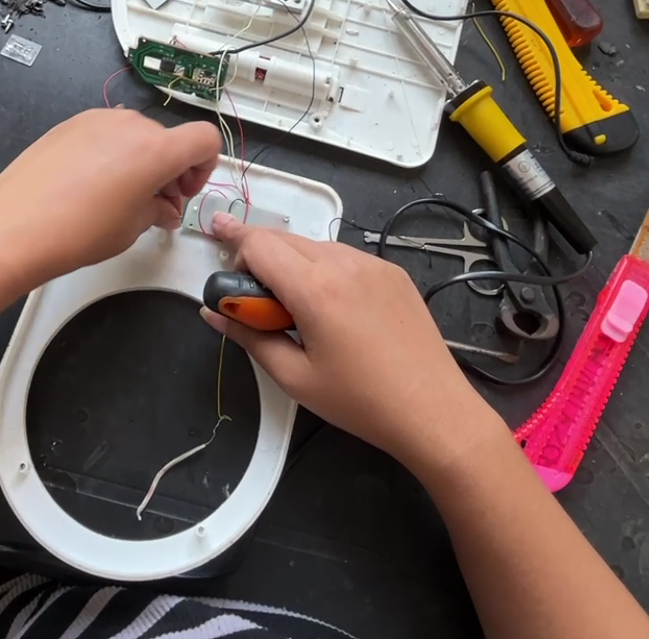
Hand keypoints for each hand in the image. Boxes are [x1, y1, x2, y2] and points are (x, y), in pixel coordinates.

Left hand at [0, 109, 219, 287]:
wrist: (12, 228)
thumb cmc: (76, 231)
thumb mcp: (133, 227)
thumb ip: (159, 209)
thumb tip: (163, 206)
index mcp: (155, 149)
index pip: (205, 139)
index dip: (204, 167)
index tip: (183, 192)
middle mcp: (129, 125)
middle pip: (169, 140)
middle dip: (169, 172)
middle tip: (153, 207)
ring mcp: (96, 120)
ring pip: (136, 136)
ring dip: (140, 163)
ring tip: (118, 201)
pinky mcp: (70, 124)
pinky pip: (106, 135)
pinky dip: (112, 155)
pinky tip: (90, 188)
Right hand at [201, 214, 505, 477]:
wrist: (435, 411)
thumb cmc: (359, 401)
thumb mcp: (295, 377)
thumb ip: (249, 336)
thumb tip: (213, 313)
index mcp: (315, 289)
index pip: (259, 244)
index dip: (234, 247)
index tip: (219, 252)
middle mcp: (344, 263)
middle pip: (284, 237)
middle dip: (257, 251)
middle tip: (244, 283)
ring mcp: (372, 263)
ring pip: (314, 245)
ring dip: (290, 261)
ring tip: (288, 302)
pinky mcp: (392, 271)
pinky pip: (344, 256)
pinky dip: (323, 268)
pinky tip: (328, 305)